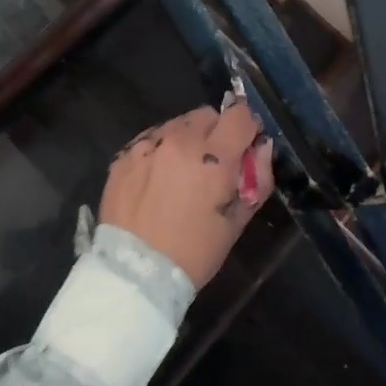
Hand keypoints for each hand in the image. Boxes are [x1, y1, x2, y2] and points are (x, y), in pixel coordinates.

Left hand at [99, 102, 275, 288]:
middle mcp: (178, 140)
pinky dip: (160, 150)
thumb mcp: (236, 222)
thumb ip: (256, 179)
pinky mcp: (124, 152)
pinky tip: (157, 179)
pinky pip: (151, 138)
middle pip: (206, 115)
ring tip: (182, 174)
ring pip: (177, 124)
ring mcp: (147, 143)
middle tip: (213, 165)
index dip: (247, 128)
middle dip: (216, 133)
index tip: (244, 145)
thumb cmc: (194, 252)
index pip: (239, 115)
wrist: (136, 270)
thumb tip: (262, 148)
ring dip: (186, 140)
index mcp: (212, 158)